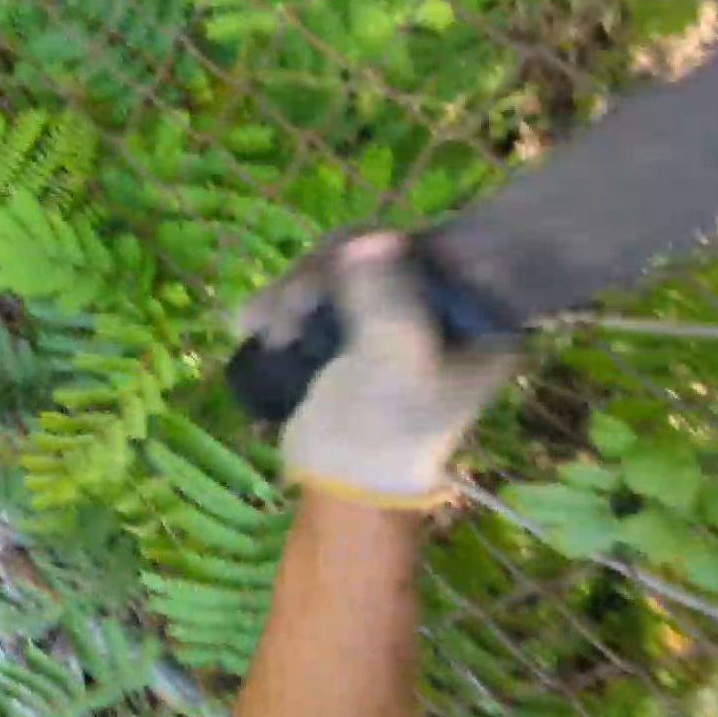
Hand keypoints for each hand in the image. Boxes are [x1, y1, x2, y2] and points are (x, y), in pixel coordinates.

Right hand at [240, 232, 516, 507]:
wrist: (340, 480)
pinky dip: (269, 307)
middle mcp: (425, 306)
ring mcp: (375, 317)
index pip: (415, 249)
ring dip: (284, 299)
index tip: (325, 277)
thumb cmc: (385, 430)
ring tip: (265, 334)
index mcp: (468, 313)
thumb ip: (385, 301)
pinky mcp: (334, 330)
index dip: (363, 253)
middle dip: (311, 284)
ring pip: (320, 275)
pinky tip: (249, 328)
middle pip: (359, 257)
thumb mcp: (394, 364)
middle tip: (287, 318)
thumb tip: (369, 236)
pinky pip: (296, 295)